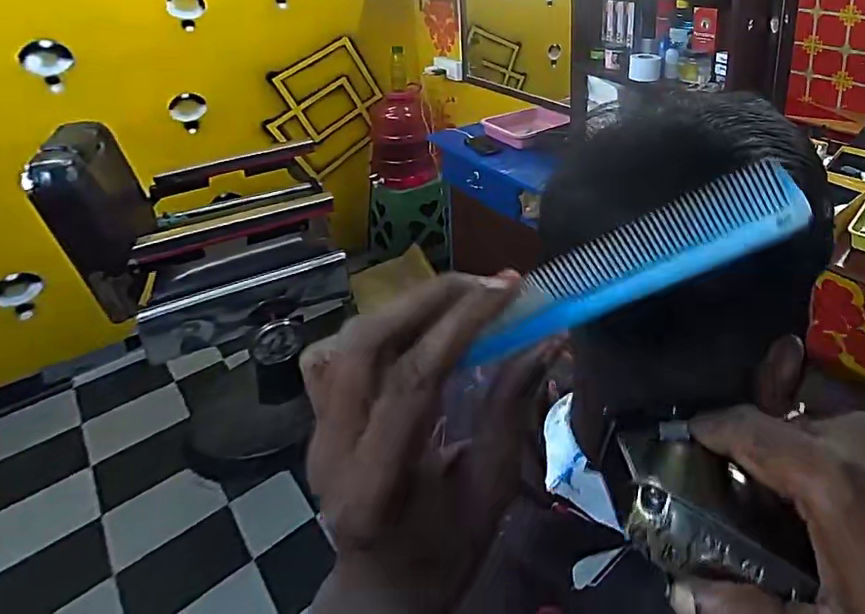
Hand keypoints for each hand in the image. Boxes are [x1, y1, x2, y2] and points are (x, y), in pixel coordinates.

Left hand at [305, 274, 555, 613]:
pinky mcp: (317, 415)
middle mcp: (331, 449)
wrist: (381, 589)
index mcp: (375, 484)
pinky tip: (417, 323)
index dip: (463, 323)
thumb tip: (549, 339)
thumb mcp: (491, 488)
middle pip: (367, 344)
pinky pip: (337, 350)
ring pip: (349, 338)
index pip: (413, 380)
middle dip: (431, 298)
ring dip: (408, 304)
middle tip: (487, 282)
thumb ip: (512, 410)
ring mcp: (315, 430)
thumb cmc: (444, 549)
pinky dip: (380, 324)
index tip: (508, 288)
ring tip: (462, 294)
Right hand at [670, 407, 864, 613]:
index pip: (746, 425)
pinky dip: (837, 457)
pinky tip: (852, 508)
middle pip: (783, 424)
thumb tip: (689, 589)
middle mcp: (859, 434)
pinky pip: (862, 438)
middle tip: (737, 496)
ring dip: (798, 454)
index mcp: (828, 473)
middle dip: (754, 451)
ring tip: (794, 508)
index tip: (683, 435)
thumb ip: (752, 609)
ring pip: (823, 429)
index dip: (708, 427)